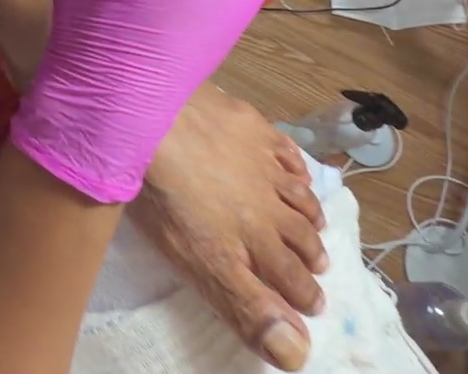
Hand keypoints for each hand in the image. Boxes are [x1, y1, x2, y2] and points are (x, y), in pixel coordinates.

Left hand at [135, 87, 325, 369]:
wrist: (150, 116)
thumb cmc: (160, 194)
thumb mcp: (196, 260)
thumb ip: (246, 304)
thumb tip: (298, 351)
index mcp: (253, 240)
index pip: (291, 278)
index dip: (304, 296)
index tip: (314, 305)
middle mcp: (268, 204)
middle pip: (301, 237)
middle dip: (311, 257)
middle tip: (317, 266)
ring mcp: (260, 160)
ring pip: (299, 196)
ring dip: (310, 216)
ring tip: (315, 226)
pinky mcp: (250, 124)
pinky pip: (287, 152)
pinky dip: (298, 169)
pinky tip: (297, 172)